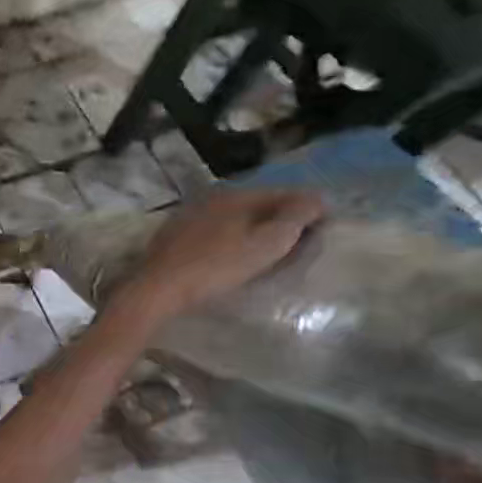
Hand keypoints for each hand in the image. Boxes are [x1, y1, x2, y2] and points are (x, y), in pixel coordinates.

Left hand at [123, 187, 325, 324]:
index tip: (324, 226)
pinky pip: (211, 234)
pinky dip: (228, 241)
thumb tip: (317, 200)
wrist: (157, 289)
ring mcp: (186, 217)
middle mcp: (209, 198)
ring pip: (231, 218)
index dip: (308, 208)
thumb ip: (295, 218)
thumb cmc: (216, 267)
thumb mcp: (266, 243)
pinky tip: (230, 258)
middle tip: (299, 240)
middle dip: (280, 218)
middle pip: (256, 205)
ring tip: (268, 252)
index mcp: (235, 194)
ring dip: (252, 230)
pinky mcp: (171, 239)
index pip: (283, 193)